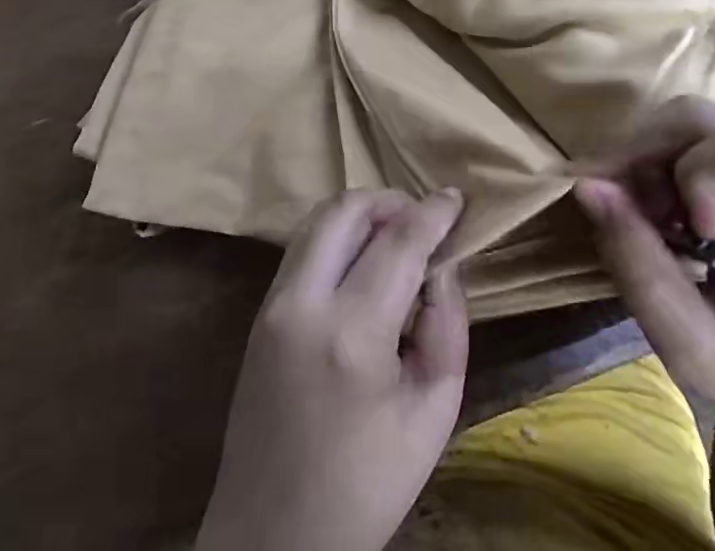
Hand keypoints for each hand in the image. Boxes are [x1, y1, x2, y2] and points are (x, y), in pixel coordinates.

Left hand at [196, 188, 467, 550]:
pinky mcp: (258, 316)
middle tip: (424, 220)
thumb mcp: (435, 409)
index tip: (457, 198)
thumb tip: (441, 264)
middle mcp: (302, 304)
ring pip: (315, 222)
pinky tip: (362, 265)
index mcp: (352, 333)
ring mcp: (271, 306)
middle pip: (344, 212)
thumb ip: (447, 323)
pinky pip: (301, 250)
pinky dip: (336, 238)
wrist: (273, 536)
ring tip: (396, 238)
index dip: (433, 212)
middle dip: (390, 202)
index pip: (399, 243)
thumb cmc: (368, 483)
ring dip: (360, 216)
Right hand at [573, 97, 714, 475]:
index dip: (703, 175)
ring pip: (712, 128)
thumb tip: (587, 185)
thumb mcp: (699, 353)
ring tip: (652, 219)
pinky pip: (713, 147)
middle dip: (663, 159)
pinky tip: (668, 217)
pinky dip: (671, 170)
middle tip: (640, 215)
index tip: (691, 236)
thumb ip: (642, 270)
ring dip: (660, 162)